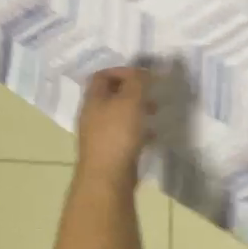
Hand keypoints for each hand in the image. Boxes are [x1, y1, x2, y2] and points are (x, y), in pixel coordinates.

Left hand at [76, 67, 150, 185]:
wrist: (107, 178)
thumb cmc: (117, 134)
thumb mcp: (131, 100)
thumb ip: (138, 81)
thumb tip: (143, 71)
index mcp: (93, 100)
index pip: (101, 75)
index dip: (122, 70)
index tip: (142, 75)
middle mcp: (92, 115)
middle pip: (111, 95)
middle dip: (133, 91)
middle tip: (151, 92)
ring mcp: (99, 134)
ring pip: (119, 114)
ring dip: (137, 109)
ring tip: (155, 112)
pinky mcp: (109, 151)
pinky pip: (124, 133)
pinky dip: (139, 130)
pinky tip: (152, 135)